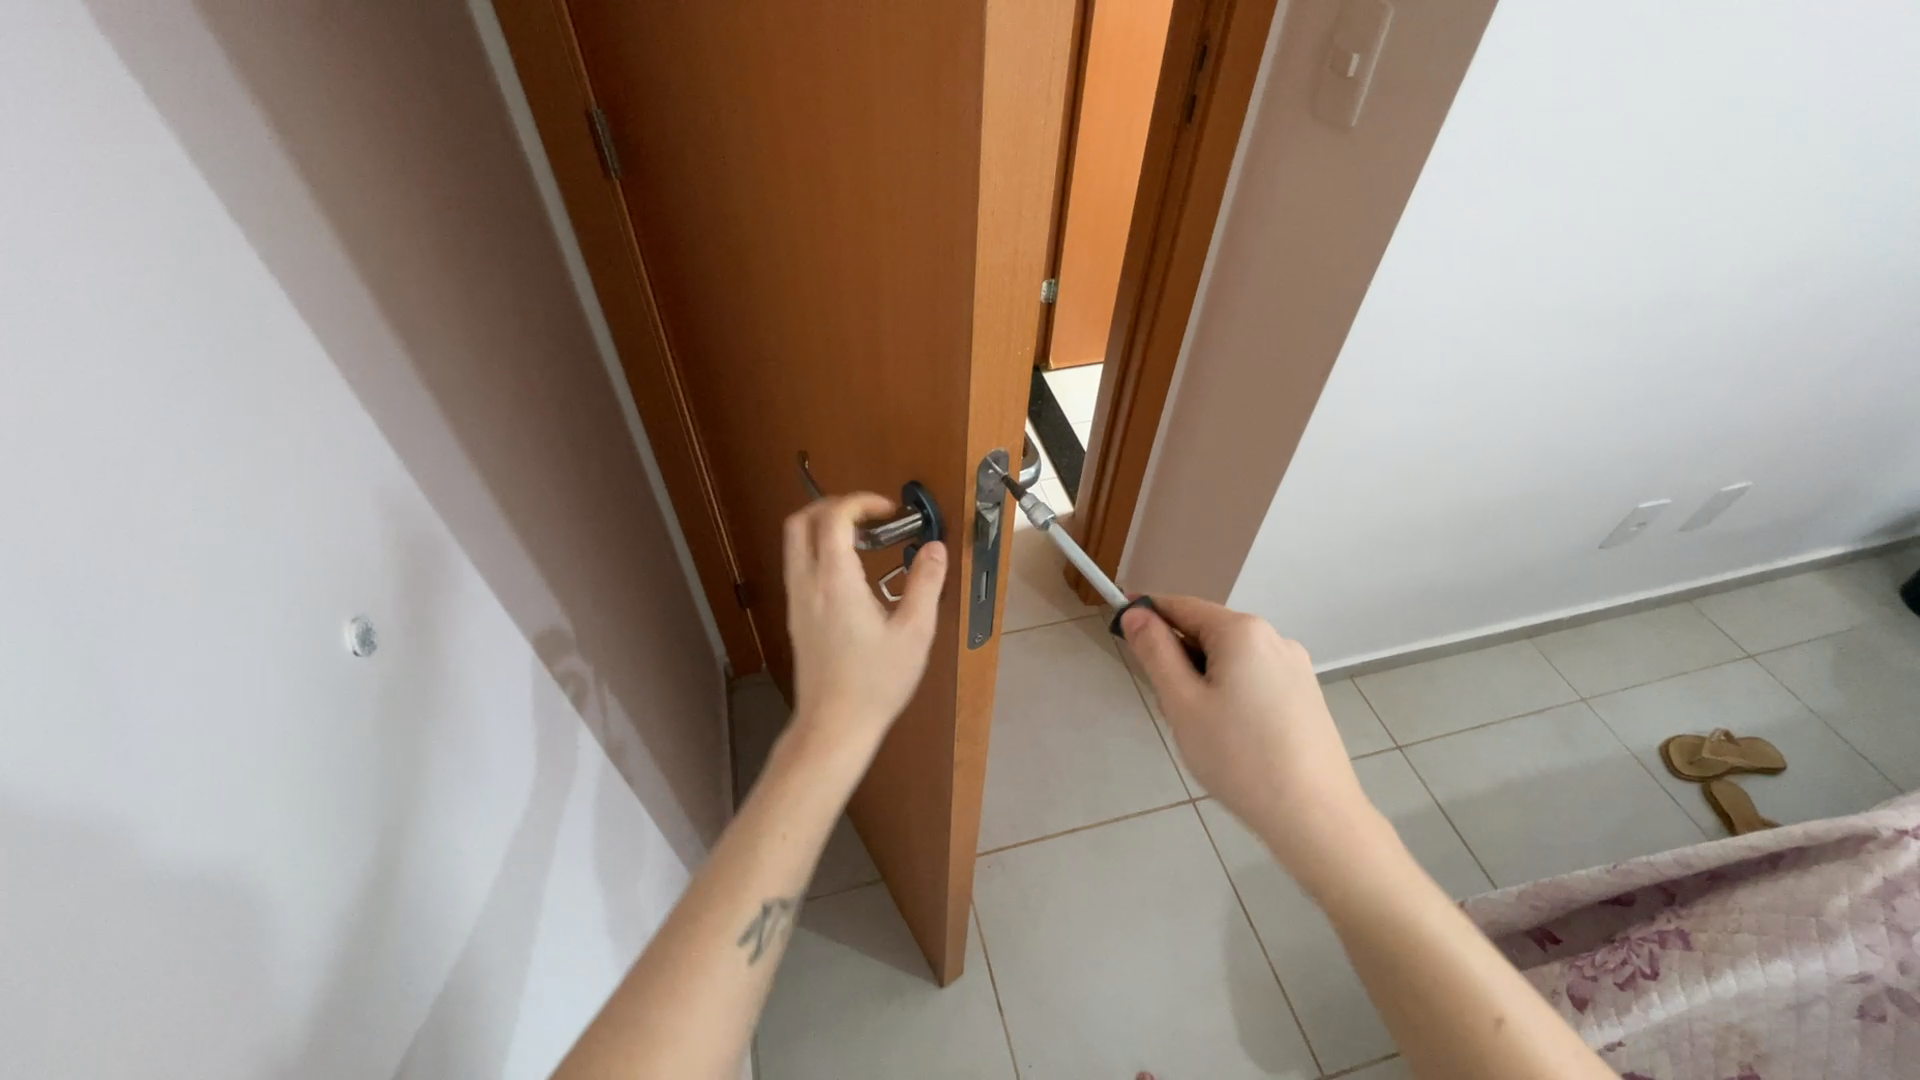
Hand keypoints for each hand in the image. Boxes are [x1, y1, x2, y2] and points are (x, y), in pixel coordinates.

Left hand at [783, 494, 947, 749]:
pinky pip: (798, 567)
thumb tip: (935, 549)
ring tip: (863, 541)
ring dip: (824, 529)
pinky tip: (851, 574)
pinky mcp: (797, 618)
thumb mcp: (914, 633)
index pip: (834, 518)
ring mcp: (796, 601)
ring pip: (795, 544)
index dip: (860, 502)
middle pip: (800, 522)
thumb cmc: (875, 682)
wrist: (834, 725)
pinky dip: (819, 552)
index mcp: (835, 581)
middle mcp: (807, 584)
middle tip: (868, 516)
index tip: (888, 511)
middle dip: (833, 506)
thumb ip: (926, 584)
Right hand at [1122, 596, 1375, 874]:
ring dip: (1204, 678)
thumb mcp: (1182, 703)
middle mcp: (1274, 638)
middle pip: (1208, 632)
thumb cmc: (1238, 757)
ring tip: (1201, 730)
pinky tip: (1232, 736)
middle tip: (1166, 705)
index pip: (1181, 606)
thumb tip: (1136, 612)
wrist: (1314, 816)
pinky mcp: (1306, 695)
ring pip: (1231, 659)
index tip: (1119, 631)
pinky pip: (1254, 679)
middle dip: (1178, 657)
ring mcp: (1296, 667)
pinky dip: (1231, 693)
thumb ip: (1156, 652)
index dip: (1146, 614)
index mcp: (1242, 631)